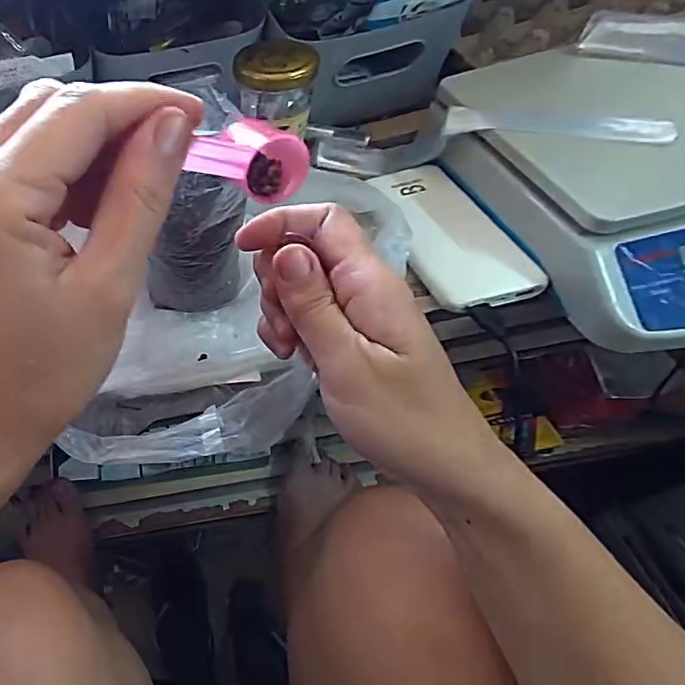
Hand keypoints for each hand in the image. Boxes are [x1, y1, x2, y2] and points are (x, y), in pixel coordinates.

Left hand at [0, 81, 201, 485]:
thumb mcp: (109, 285)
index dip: (142, 103)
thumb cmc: (49, 371)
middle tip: (175, 145)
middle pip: (49, 108)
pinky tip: (96, 198)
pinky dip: (62, 165)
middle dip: (118, 117)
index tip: (196, 112)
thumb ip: (141, 194)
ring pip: (32, 126)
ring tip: (137, 182)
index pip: (75, 115)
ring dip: (91, 140)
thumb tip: (174, 122)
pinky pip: (15, 158)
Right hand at [236, 204, 501, 492]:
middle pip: (307, 250)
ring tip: (291, 351)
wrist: (442, 464)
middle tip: (281, 327)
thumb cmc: (399, 419)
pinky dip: (294, 329)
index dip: (280, 223)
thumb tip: (284, 250)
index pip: (324, 221)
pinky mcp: (354, 334)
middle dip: (277, 279)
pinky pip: (312, 314)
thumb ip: (312, 304)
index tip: (242, 248)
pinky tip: (296, 358)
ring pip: (303, 284)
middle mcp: (365, 287)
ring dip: (282, 310)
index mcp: (370, 282)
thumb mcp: (345, 363)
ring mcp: (360, 311)